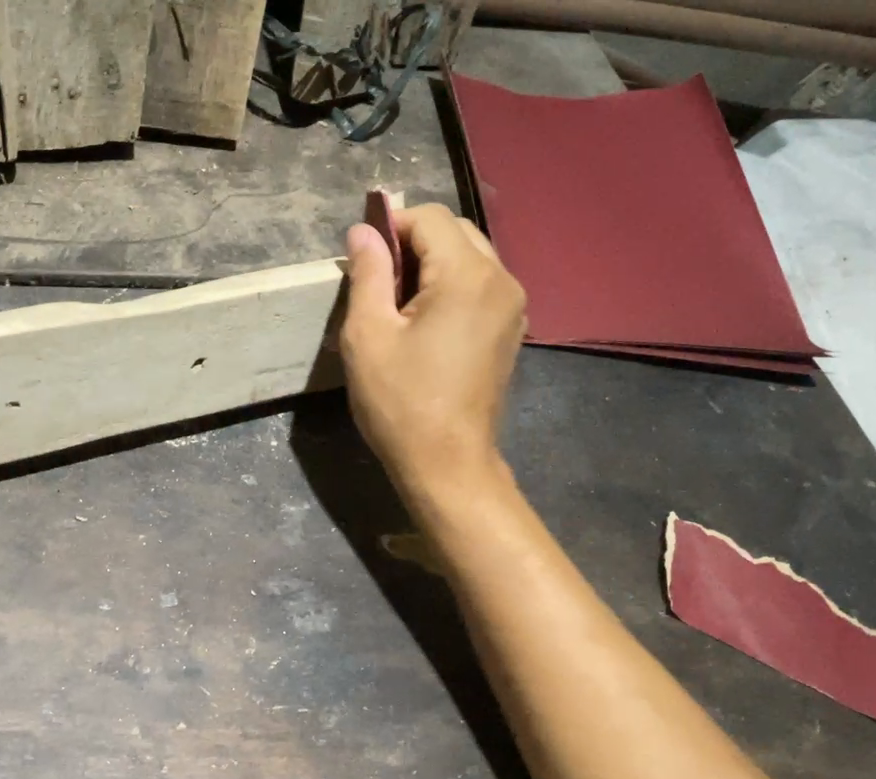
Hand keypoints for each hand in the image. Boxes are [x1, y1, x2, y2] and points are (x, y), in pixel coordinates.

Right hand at [340, 203, 527, 499]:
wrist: (447, 462)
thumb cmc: (400, 402)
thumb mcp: (367, 336)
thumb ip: (367, 274)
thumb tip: (362, 230)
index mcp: (467, 275)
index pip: (430, 218)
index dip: (391, 226)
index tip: (362, 259)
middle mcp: (502, 279)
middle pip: (455, 232)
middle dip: (413, 244)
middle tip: (377, 286)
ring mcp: (513, 306)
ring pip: (470, 258)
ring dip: (432, 266)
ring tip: (399, 308)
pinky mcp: (511, 329)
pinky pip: (480, 286)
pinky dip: (451, 288)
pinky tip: (425, 324)